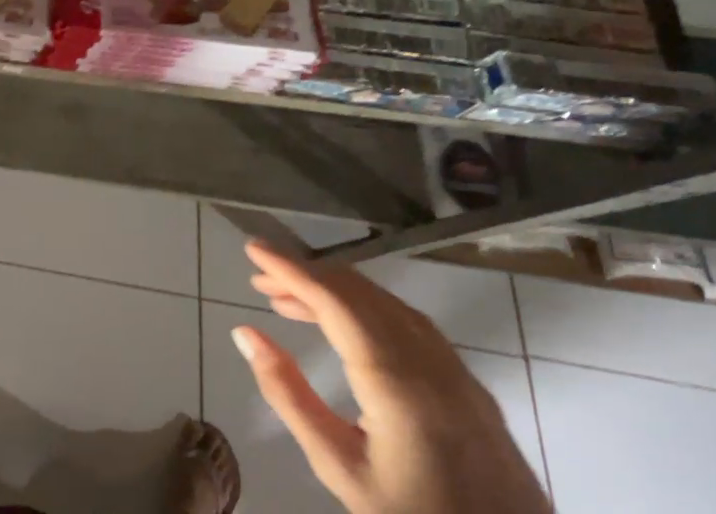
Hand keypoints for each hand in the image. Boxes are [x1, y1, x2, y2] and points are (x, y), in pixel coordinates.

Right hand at [232, 239, 549, 513]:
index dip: (293, 271)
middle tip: (259, 278)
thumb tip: (246, 334)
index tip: (254, 249)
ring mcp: (457, 373)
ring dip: (336, 291)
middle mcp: (431, 365)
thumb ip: (289, 395)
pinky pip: (411, 324)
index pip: (337, 304)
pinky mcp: (469, 386)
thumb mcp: (337, 466)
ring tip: (289, 301)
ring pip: (388, 305)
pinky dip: (366, 308)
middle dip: (308, 276)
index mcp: (397, 384)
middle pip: (363, 296)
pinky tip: (344, 324)